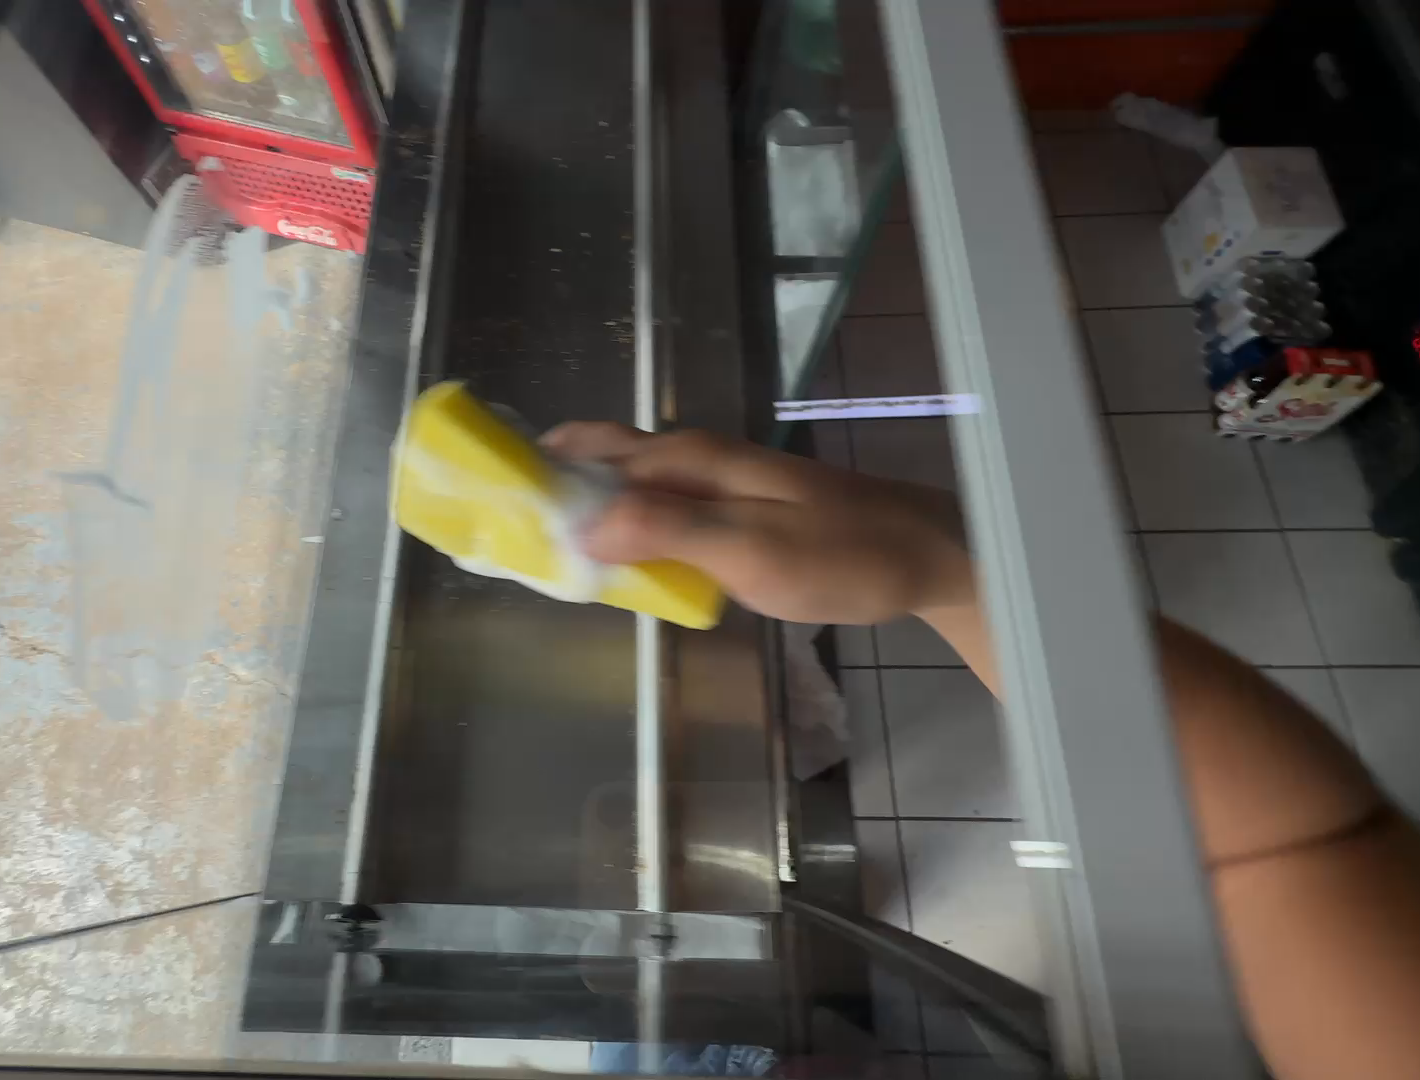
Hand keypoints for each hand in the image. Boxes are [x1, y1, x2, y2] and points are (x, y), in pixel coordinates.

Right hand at [541, 422, 973, 625]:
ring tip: (553, 552)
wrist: (921, 557)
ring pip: (632, 486)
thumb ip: (666, 531)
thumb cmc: (839, 555)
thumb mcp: (749, 548)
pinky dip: (630, 530)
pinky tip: (620, 560)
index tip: (498, 506)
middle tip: (518, 535)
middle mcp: (694, 458)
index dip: (545, 474)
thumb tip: (581, 524)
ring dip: (591, 511)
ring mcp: (714, 482)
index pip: (595, 453)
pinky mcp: (730, 508)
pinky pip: (661, 512)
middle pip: (606, 461)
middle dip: (558, 489)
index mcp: (690, 458)